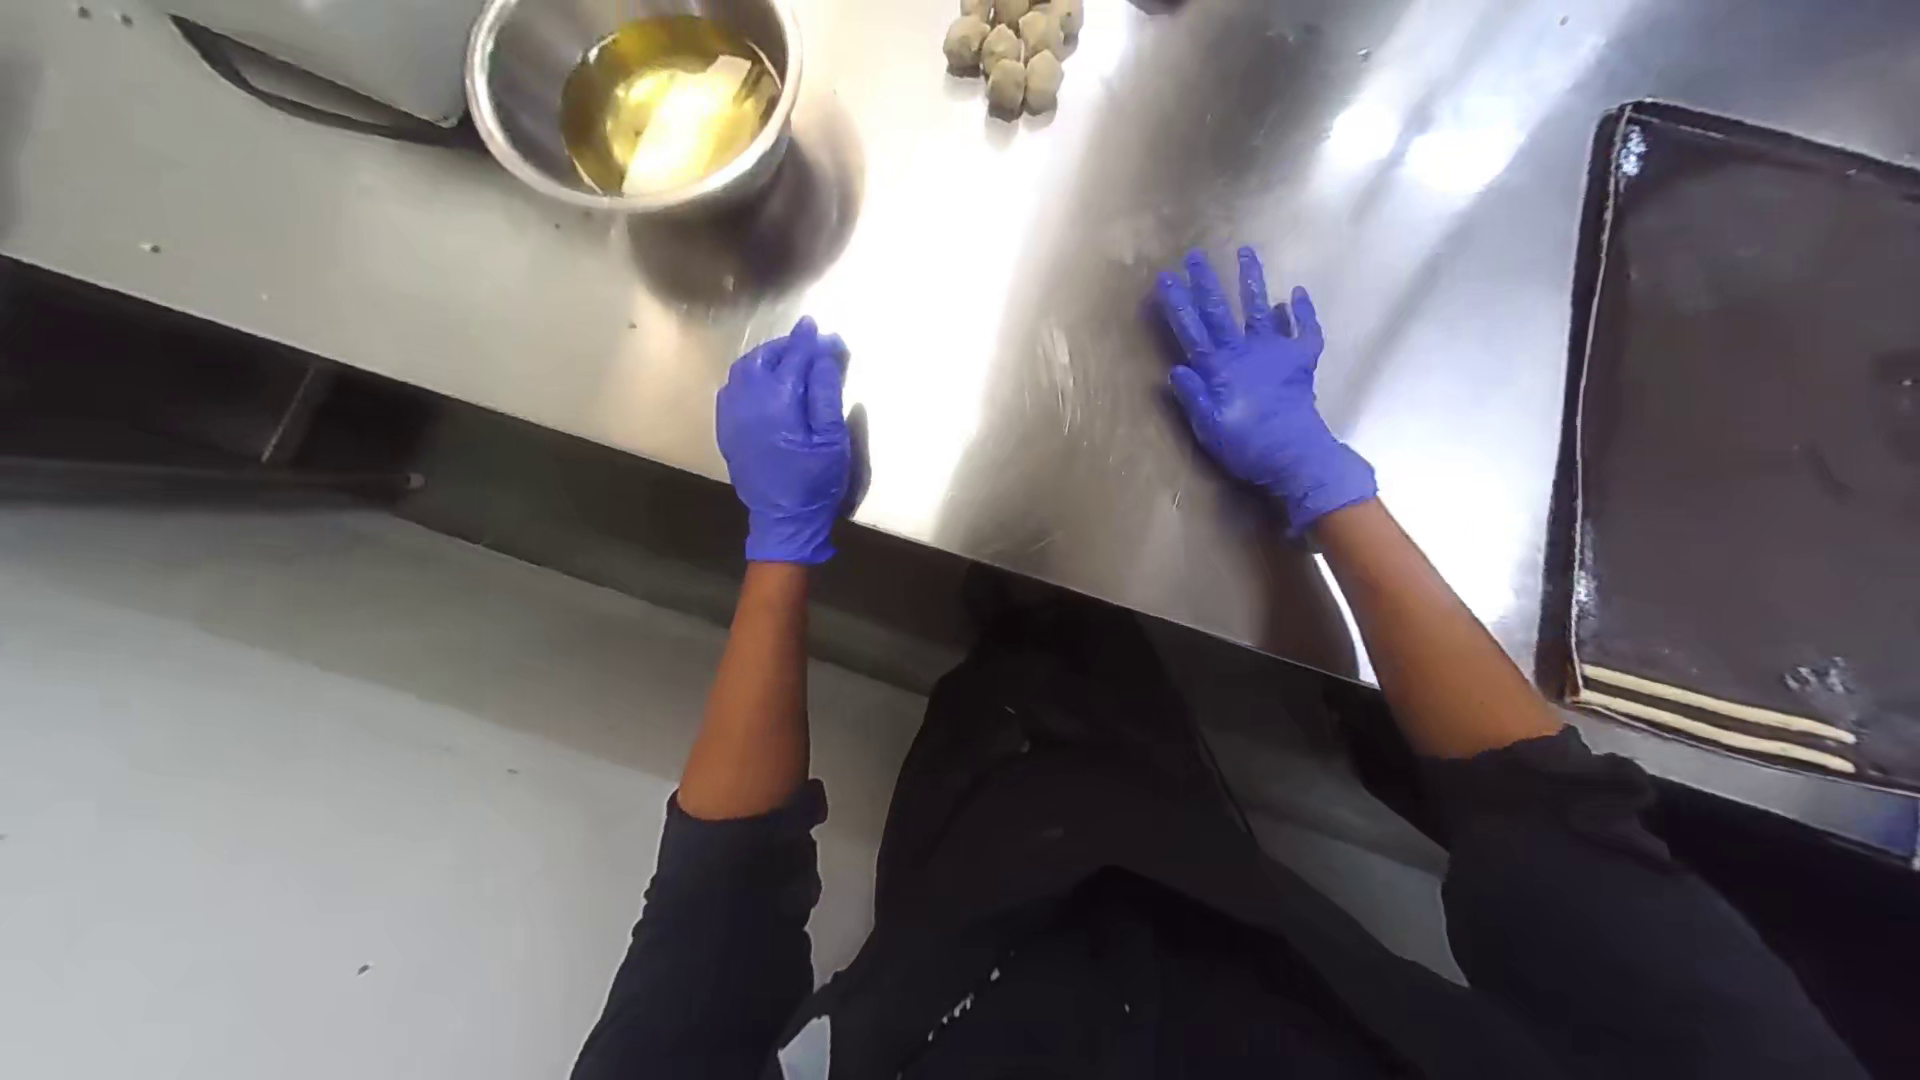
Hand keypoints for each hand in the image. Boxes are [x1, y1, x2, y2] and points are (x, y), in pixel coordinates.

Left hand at [716, 316, 849, 563]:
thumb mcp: (832, 439)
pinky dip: (750, 376)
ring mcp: (732, 415)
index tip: (822, 330)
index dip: (809, 342)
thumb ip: (827, 394)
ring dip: (767, 358)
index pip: (794, 358)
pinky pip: (733, 389)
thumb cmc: (816, 481)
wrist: (785, 519)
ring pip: (745, 370)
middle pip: (765, 358)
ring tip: (789, 357)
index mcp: (778, 402)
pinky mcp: (728, 429)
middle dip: (787, 346)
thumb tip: (823, 355)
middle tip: (809, 342)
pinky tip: (764, 380)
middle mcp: (748, 401)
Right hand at [1156, 246, 1375, 532]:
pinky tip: (1296, 294)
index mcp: (1218, 369)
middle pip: (1220, 311)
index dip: (1177, 305)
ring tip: (1246, 251)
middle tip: (1194, 255)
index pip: (1191, 330)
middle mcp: (1244, 352)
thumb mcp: (1208, 428)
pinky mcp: (1301, 360)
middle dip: (1205, 283)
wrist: (1296, 456)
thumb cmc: (1246, 447)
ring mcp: (1275, 352)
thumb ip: (1192, 397)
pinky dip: (1302, 312)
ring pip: (1261, 309)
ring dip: (1252, 281)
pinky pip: (1304, 330)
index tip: (1164, 280)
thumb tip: (1175, 370)